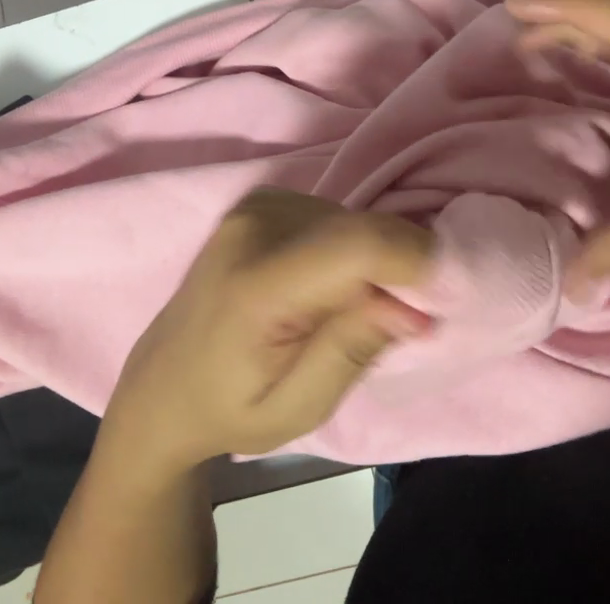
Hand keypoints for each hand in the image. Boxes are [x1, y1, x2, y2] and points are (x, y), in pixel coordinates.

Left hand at [102, 189, 434, 472]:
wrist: (161, 386)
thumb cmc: (229, 409)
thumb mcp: (296, 407)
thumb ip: (351, 350)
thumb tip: (415, 305)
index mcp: (256, 284)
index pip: (356, 245)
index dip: (416, 262)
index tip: (447, 300)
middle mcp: (253, 227)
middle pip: (362, 229)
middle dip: (400, 270)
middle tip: (400, 324)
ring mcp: (255, 206)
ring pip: (353, 220)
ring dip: (373, 262)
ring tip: (349, 312)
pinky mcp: (261, 200)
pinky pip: (334, 216)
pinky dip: (349, 248)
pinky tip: (326, 286)